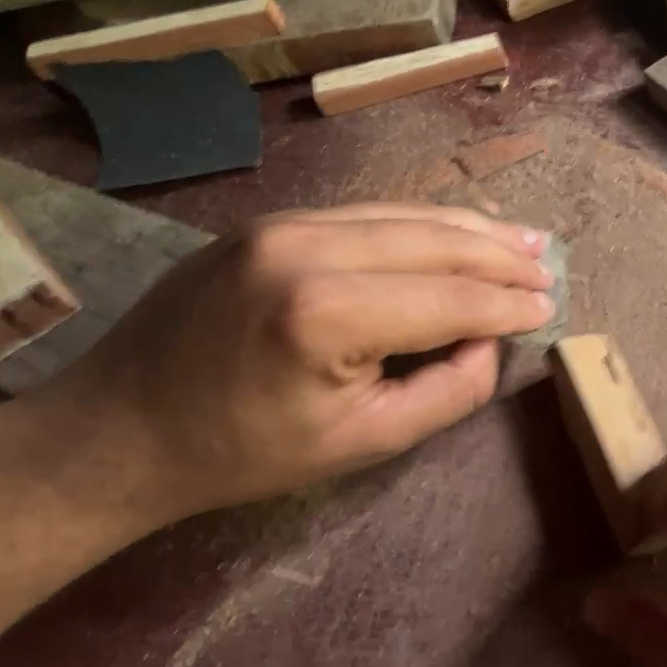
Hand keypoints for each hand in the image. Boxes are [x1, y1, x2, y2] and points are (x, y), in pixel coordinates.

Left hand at [34, 204, 556, 527]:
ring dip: (474, 229)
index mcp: (326, 315)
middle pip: (438, 242)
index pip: (452, 299)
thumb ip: (450, 390)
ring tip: (526, 239)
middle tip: (550, 268)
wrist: (115, 431)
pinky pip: (372, 213)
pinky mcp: (274, 220)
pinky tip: (461, 228)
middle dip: (503, 257)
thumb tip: (493, 339)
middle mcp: (307, 248)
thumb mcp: (364, 442)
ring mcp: (285, 224)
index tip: (551, 308)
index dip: (510, 305)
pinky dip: (427, 223)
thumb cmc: (245, 452)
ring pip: (410, 215)